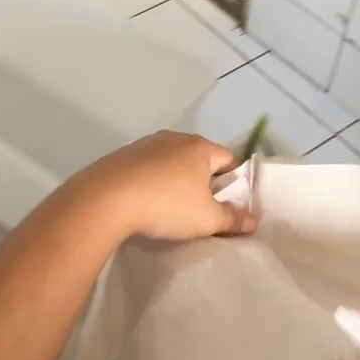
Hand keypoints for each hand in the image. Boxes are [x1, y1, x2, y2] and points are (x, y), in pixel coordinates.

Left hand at [64, 131, 256, 241]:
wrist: (105, 200)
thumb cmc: (166, 205)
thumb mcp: (206, 219)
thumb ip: (233, 219)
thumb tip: (254, 220)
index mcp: (200, 147)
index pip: (229, 160)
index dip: (234, 184)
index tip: (229, 206)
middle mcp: (174, 138)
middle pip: (199, 160)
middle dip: (204, 183)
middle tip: (202, 212)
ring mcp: (144, 145)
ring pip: (171, 164)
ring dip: (175, 183)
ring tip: (171, 210)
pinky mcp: (121, 157)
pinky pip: (146, 170)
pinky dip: (151, 184)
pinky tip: (144, 204)